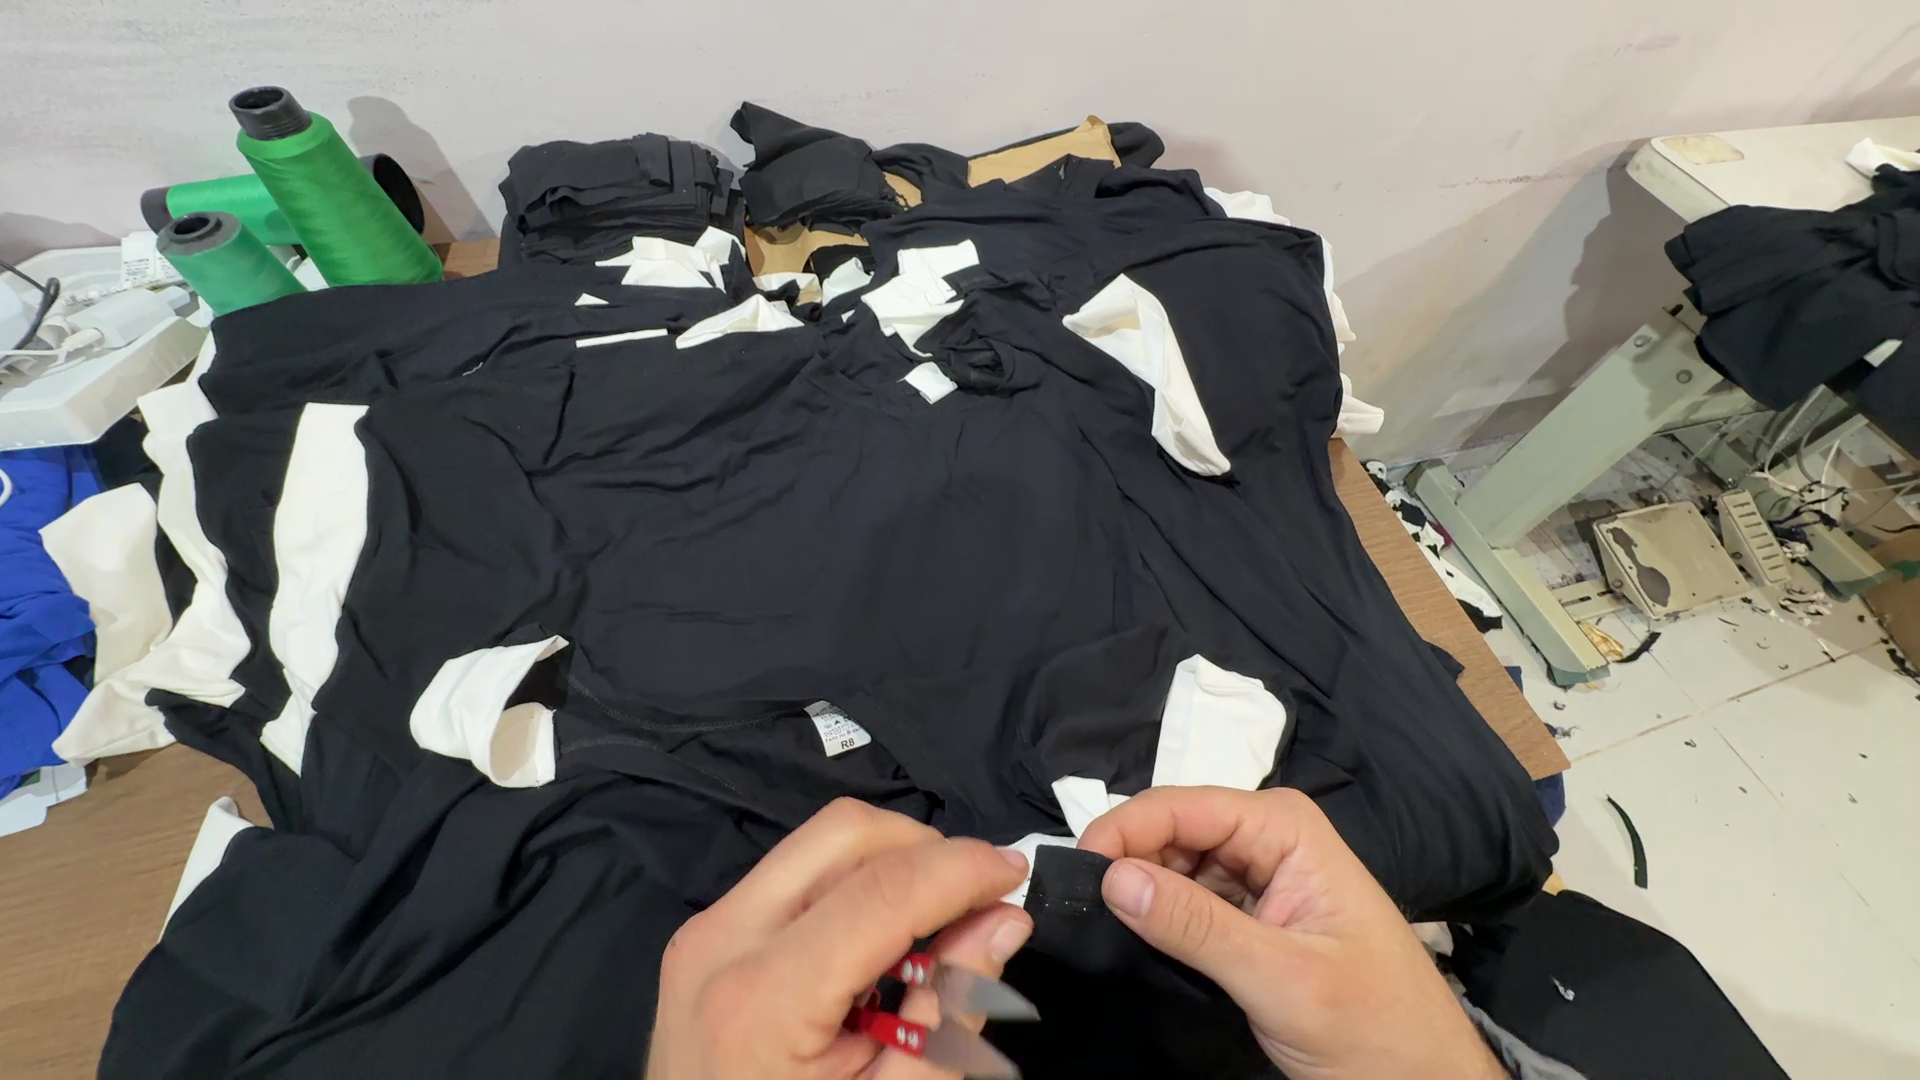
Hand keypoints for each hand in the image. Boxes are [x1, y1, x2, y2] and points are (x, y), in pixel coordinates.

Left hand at [645, 798, 1033, 1079]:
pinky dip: (856, 880)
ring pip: (821, 839)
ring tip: (930, 920)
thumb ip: (950, 1010)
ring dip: (892, 859)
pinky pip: (799, 869)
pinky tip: (877, 937)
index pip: (881, 891)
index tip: (1017, 873)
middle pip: (844, 832)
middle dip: (925, 849)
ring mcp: (708, 926)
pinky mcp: (709, 928)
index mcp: (762, 998)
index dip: (961, 869)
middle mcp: (723, 937)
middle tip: (973, 899)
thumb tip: (1005, 917)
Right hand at [1078, 787, 1502, 1079]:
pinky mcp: (1248, 903)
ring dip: (1139, 885)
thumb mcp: (1283, 981)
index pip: (1180, 806)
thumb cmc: (1375, 1031)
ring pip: (1173, 857)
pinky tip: (1141, 931)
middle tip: (1084, 905)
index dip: (1123, 830)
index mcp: (1281, 825)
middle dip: (1127, 858)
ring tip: (1106, 921)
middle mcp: (1264, 831)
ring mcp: (1256, 866)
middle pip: (1171, 826)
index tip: (1077, 873)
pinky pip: (1187, 890)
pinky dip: (1159, 909)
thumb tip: (1111, 877)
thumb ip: (1196, 926)